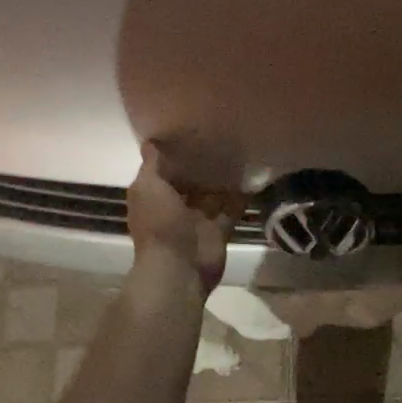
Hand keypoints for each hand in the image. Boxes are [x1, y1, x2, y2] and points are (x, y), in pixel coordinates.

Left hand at [127, 141, 241, 297]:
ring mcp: (198, 221)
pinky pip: (232, 210)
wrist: (178, 269)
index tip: (191, 133)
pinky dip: (241, 197)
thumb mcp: (148, 188)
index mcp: (155, 197)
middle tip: (222, 138)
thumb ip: (151, 166)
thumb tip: (150, 141)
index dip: (175, 155)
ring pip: (212, 196)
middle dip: (202, 167)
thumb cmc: (159, 224)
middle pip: (190, 183)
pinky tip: (253, 177)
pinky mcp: (219, 231)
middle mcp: (175, 208)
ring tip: (241, 153)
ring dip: (223, 180)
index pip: (164, 172)